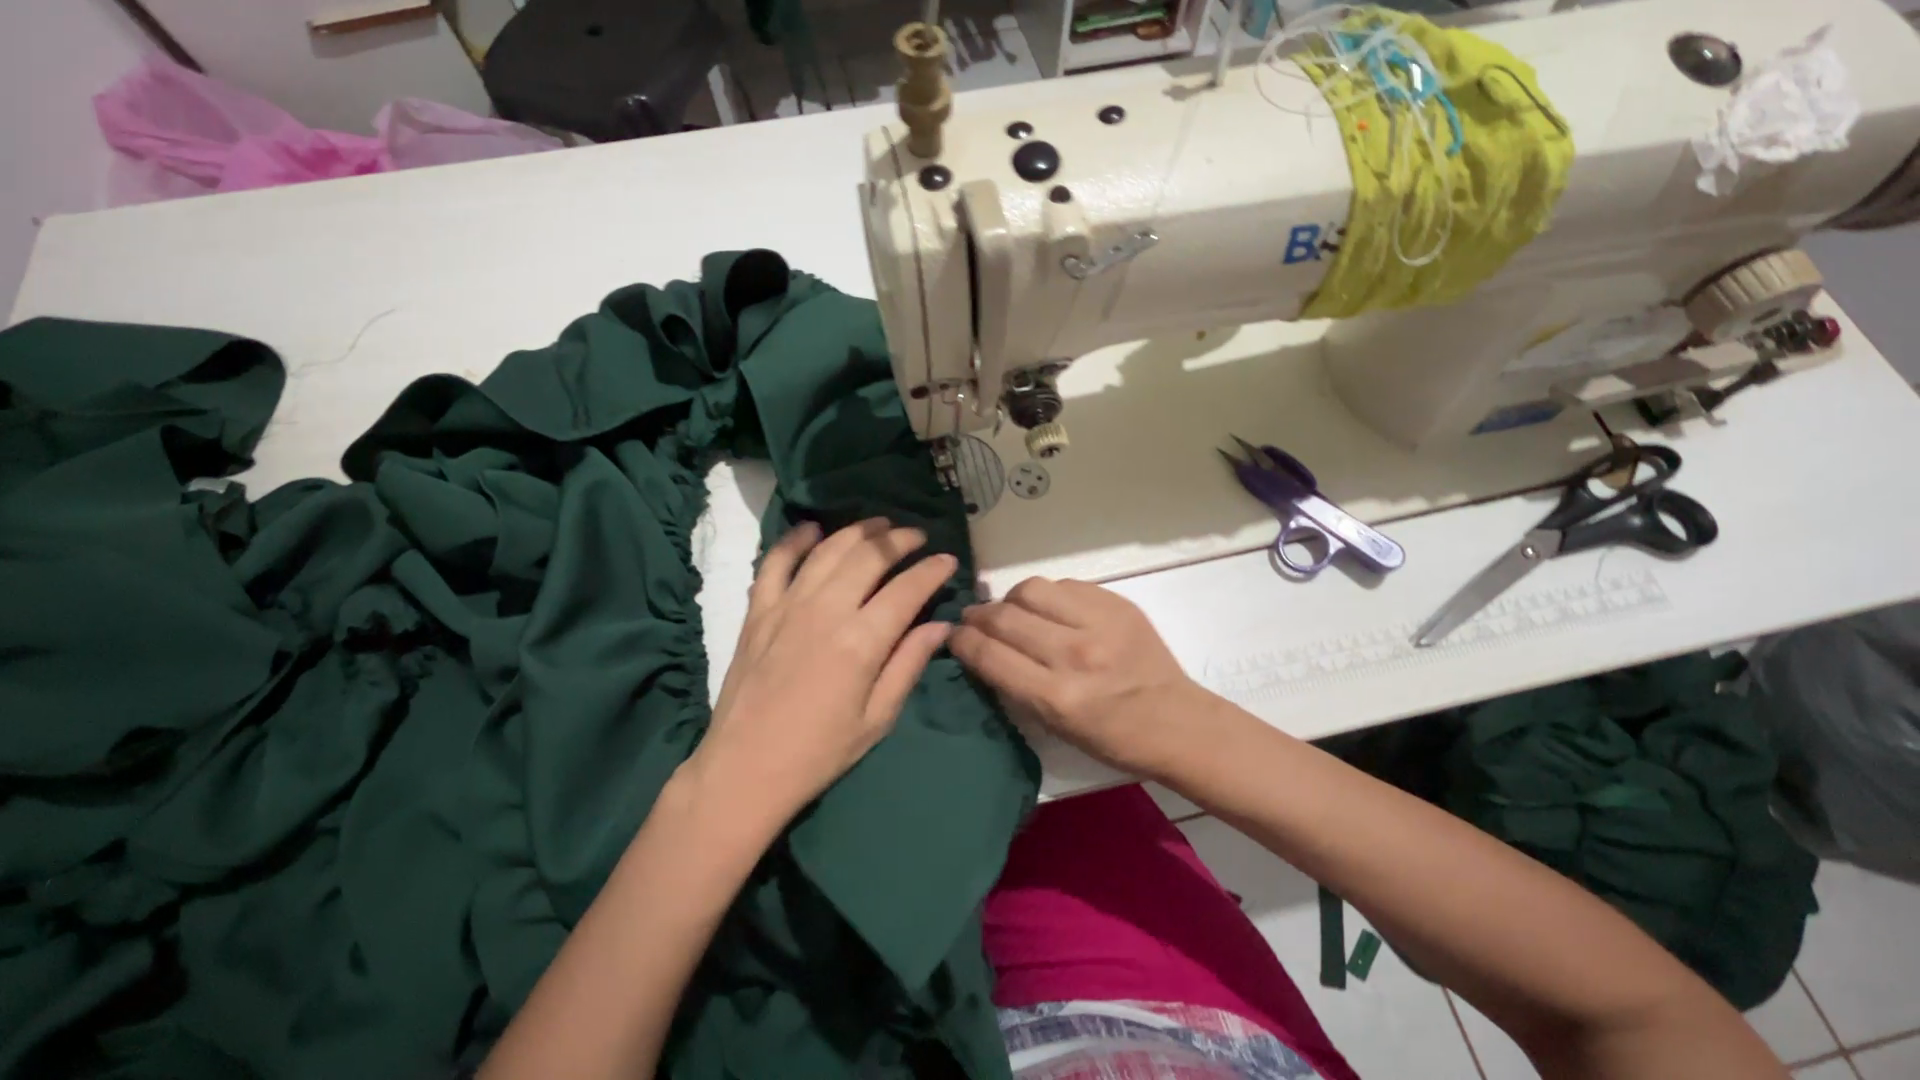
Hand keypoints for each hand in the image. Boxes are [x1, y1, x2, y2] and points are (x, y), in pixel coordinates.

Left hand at [686, 519, 957, 825]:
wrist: (744, 768)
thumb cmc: (819, 752)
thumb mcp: (876, 719)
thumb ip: (908, 665)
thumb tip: (940, 626)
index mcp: (861, 642)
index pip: (906, 589)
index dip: (932, 570)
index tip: (948, 560)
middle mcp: (825, 611)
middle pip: (868, 556)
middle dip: (898, 540)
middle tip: (917, 536)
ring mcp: (787, 606)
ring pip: (827, 550)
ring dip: (857, 531)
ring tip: (878, 525)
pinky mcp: (757, 611)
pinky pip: (776, 562)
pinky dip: (795, 540)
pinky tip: (812, 529)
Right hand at [949, 578, 1213, 777]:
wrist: (1176, 722)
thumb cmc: (1111, 738)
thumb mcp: (1054, 727)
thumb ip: (1015, 686)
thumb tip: (980, 648)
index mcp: (1057, 697)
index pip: (990, 655)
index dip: (962, 641)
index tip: (953, 636)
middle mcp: (1075, 655)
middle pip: (1005, 617)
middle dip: (978, 616)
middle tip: (972, 619)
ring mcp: (1100, 624)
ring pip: (1032, 590)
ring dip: (1011, 600)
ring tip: (1011, 611)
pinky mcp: (1119, 604)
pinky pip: (1065, 585)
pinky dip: (1047, 595)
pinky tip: (1047, 609)